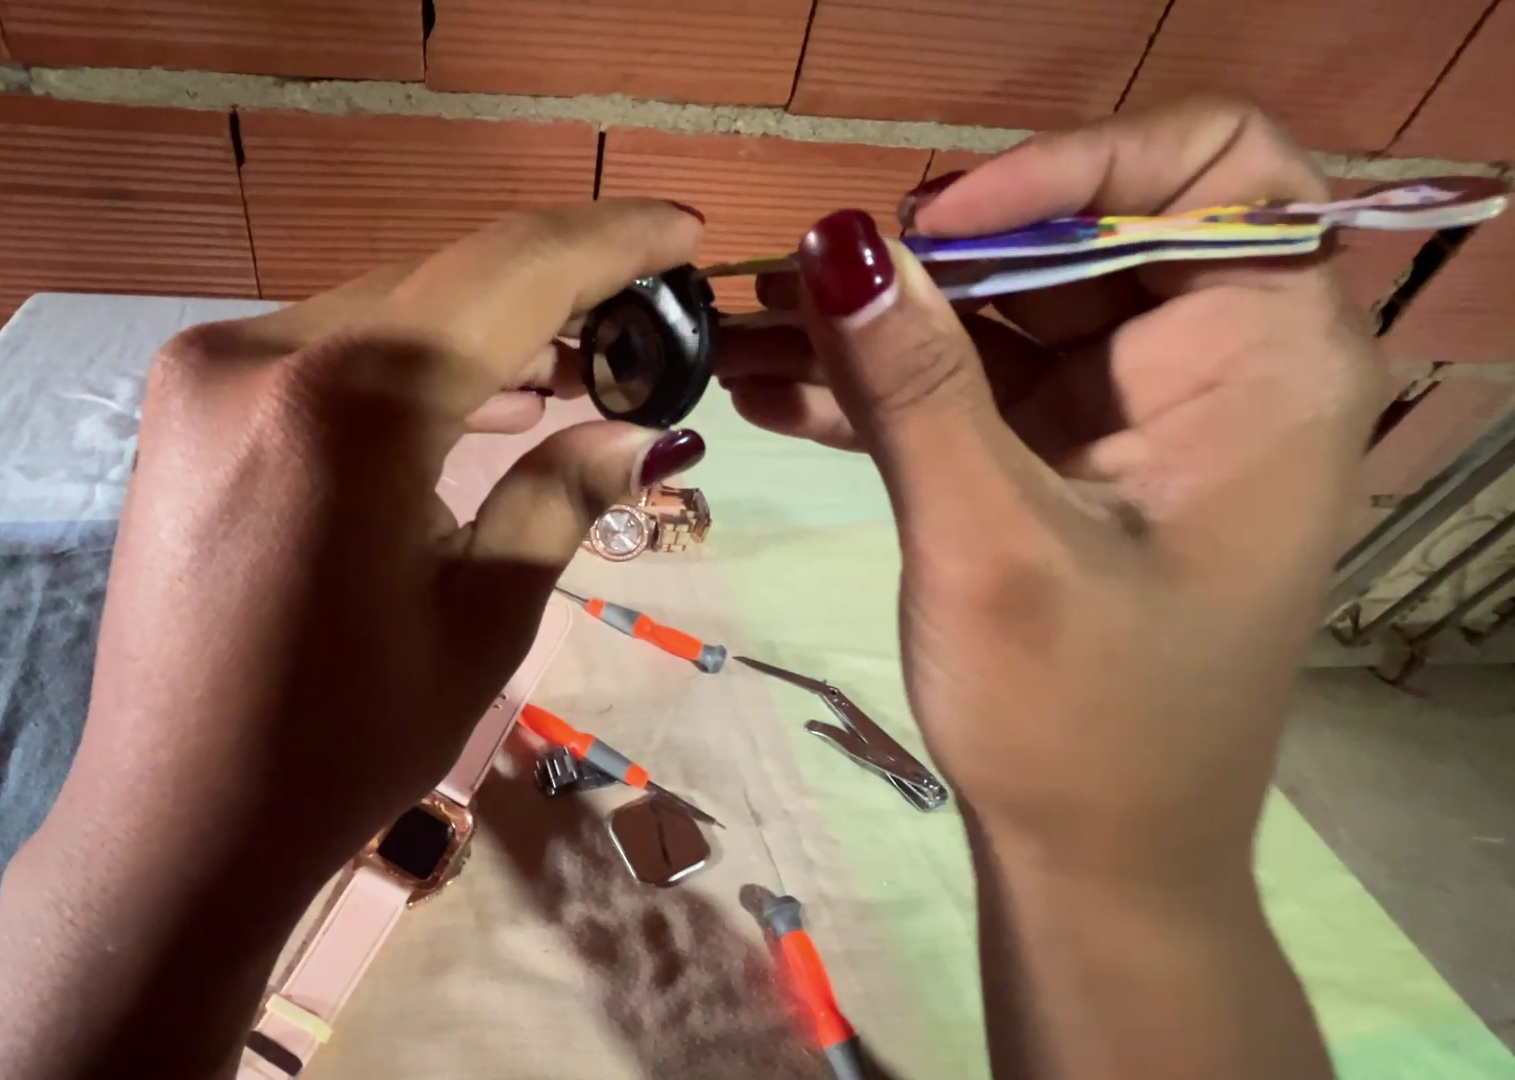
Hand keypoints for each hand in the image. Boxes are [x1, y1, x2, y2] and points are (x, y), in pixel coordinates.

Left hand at [0, 202, 709, 1079]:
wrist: (182, 817)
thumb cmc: (346, 738)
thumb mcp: (484, 616)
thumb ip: (565, 494)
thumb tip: (648, 432)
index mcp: (348, 404)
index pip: (508, 274)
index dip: (609, 244)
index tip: (682, 232)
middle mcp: (260, 351)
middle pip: (445, 280)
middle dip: (556, 290)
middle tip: (641, 320)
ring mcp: (208, 371)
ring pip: (386, 310)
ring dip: (486, 329)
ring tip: (579, 362)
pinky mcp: (190, 405)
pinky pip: (329, 351)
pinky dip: (413, 363)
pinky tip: (482, 395)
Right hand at [723, 98, 1383, 879]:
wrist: (1084, 851)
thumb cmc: (1073, 715)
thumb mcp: (986, 538)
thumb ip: (913, 382)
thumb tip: (835, 243)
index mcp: (1254, 367)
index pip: (1202, 176)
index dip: (1064, 170)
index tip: (926, 226)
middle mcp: (1191, 371)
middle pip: (1053, 251)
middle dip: (911, 268)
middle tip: (780, 292)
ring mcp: (1105, 421)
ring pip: (980, 327)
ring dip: (860, 334)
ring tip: (741, 342)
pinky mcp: (1036, 465)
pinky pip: (949, 396)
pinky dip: (865, 394)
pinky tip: (768, 397)